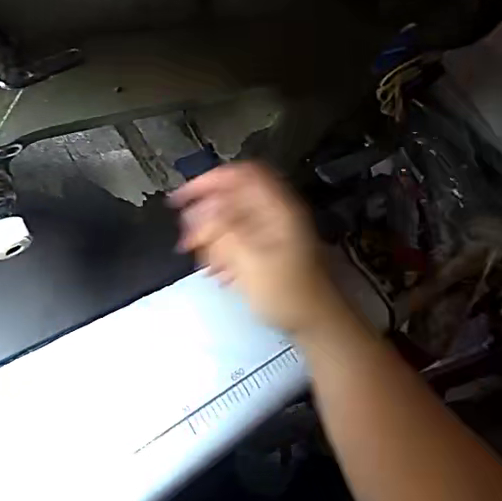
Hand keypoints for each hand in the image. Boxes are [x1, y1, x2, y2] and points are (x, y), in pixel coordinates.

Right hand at [170, 162, 349, 337]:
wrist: (316, 325)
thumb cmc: (292, 295)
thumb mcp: (250, 261)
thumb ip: (223, 231)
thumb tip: (201, 210)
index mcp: (277, 209)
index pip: (241, 175)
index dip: (210, 180)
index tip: (185, 196)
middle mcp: (276, 216)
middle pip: (233, 198)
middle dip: (205, 214)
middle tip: (188, 234)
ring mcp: (273, 233)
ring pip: (232, 220)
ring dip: (211, 236)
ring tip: (202, 258)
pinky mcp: (268, 252)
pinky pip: (238, 240)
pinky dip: (223, 251)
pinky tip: (217, 271)